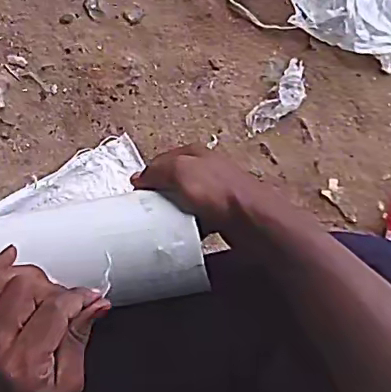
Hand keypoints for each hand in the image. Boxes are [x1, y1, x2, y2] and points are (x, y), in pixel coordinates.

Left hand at [0, 247, 109, 391]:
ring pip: (1, 279)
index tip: (89, 300)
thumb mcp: (68, 386)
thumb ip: (78, 338)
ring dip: (29, 276)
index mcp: (25, 362)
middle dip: (54, 288)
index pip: (54, 308)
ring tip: (45, 291)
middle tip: (67, 305)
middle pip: (26, 286)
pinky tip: (10, 259)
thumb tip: (94, 306)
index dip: (78, 299)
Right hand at [130, 144, 270, 235]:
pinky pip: (201, 222)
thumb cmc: (218, 191)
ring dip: (177, 213)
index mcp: (197, 154)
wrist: (252, 220)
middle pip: (177, 182)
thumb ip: (157, 170)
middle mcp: (209, 171)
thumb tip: (140, 178)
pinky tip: (186, 237)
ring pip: (189, 202)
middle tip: (150, 210)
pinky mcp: (226, 217)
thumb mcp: (179, 170)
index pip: (164, 161)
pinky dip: (191, 229)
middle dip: (163, 195)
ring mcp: (219, 194)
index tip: (138, 192)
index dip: (149, 175)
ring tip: (166, 226)